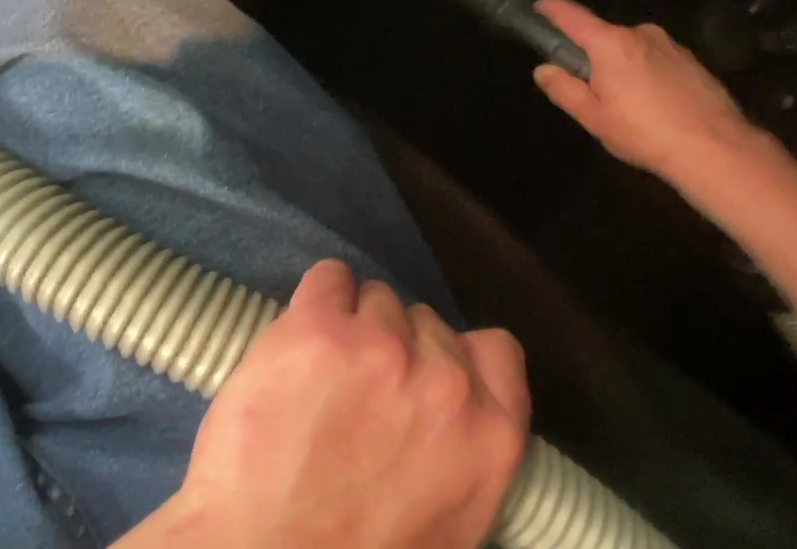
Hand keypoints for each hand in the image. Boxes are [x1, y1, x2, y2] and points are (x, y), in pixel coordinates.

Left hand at [124, 260, 529, 548]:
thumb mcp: (449, 519)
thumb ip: (464, 446)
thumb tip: (453, 399)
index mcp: (489, 434)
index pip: (496, 350)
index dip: (456, 355)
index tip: (424, 372)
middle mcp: (445, 381)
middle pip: (423, 321)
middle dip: (394, 348)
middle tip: (356, 392)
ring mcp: (380, 347)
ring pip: (375, 299)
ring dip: (352, 325)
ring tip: (318, 376)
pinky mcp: (319, 328)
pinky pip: (329, 278)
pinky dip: (318, 298)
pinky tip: (300, 336)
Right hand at [532, 0, 756, 179]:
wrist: (715, 148)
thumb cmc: (644, 132)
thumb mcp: (593, 117)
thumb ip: (564, 89)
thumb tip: (544, 69)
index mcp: (610, 43)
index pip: (571, 15)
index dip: (549, 9)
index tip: (538, 7)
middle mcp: (640, 33)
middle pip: (603, 37)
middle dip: (592, 57)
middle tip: (590, 92)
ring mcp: (670, 45)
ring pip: (631, 50)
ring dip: (622, 68)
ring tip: (628, 107)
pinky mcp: (691, 60)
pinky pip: (656, 60)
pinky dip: (647, 76)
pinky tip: (655, 107)